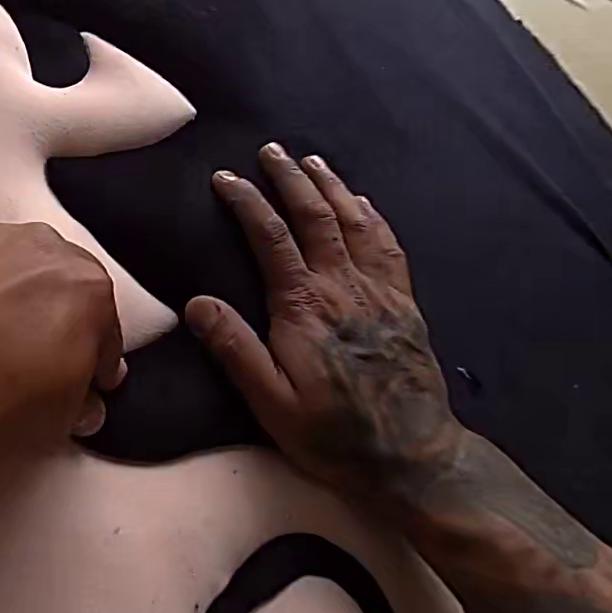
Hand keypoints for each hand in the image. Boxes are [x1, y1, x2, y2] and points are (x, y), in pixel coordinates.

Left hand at [0, 222, 125, 489]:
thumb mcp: (51, 425)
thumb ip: (79, 400)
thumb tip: (83, 398)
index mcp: (88, 292)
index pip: (105, 330)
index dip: (94, 361)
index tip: (82, 379)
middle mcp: (45, 248)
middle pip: (63, 285)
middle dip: (56, 318)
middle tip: (32, 354)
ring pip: (17, 265)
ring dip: (13, 293)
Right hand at [185, 144, 468, 512]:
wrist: (413, 462)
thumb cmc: (332, 434)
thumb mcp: (269, 402)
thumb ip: (234, 350)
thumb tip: (198, 303)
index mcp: (306, 308)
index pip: (272, 238)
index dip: (248, 202)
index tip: (226, 178)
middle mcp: (344, 289)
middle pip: (317, 218)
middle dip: (290, 180)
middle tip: (271, 151)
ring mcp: (380, 294)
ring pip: (355, 224)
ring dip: (332, 187)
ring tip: (312, 162)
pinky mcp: (404, 305)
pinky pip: (390, 247)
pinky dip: (373, 217)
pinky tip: (364, 203)